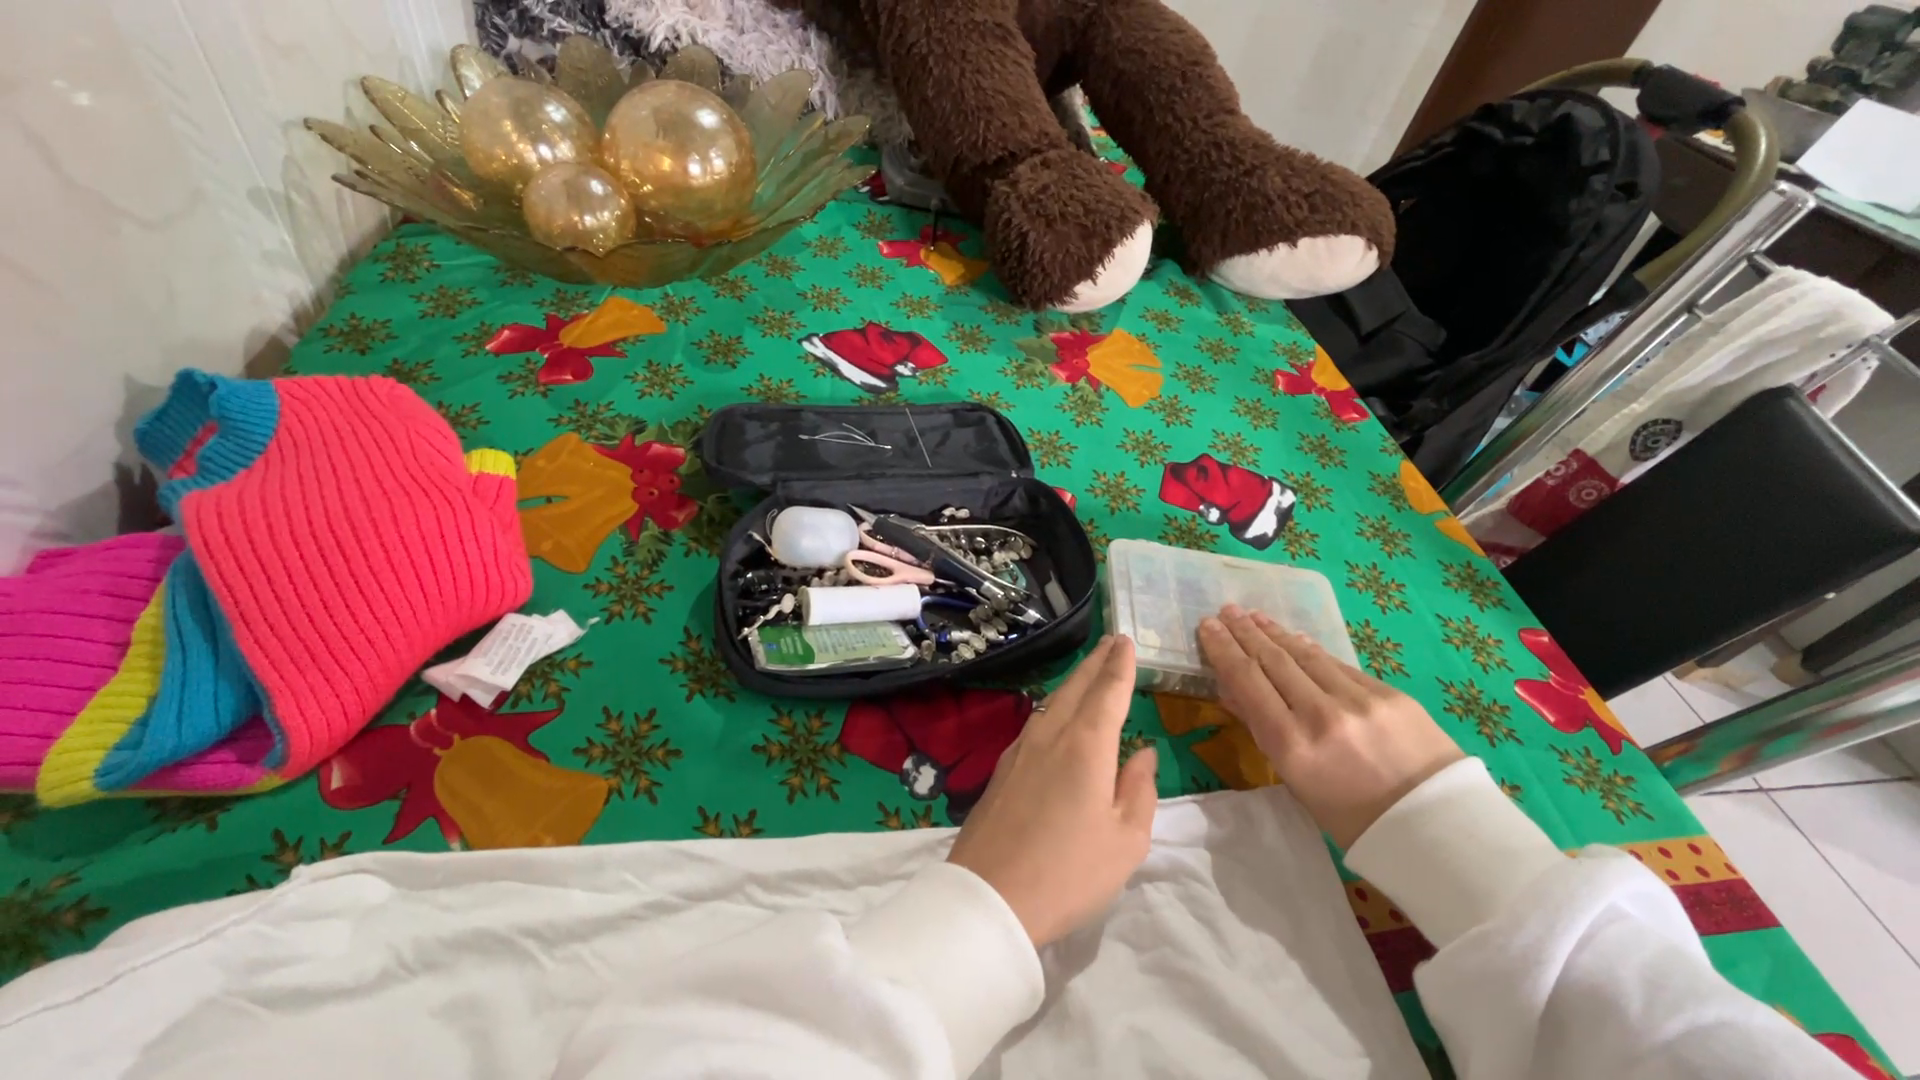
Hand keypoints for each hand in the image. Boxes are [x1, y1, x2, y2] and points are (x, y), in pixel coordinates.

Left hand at [948, 636, 1157, 947]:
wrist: (991, 898)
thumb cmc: (1070, 872)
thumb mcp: (1126, 839)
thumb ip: (1139, 790)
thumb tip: (1144, 754)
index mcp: (1086, 746)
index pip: (1108, 692)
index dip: (1119, 666)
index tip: (1125, 640)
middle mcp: (1050, 737)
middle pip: (1076, 688)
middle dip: (1095, 663)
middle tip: (1110, 641)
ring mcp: (1019, 752)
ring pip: (1052, 703)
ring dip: (1073, 682)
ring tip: (1088, 672)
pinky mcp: (1002, 772)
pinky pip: (1035, 724)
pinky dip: (1054, 708)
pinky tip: (1055, 716)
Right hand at [1199, 605, 1463, 848]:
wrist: (1436, 828)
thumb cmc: (1354, 821)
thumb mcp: (1298, 783)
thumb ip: (1265, 733)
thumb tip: (1232, 693)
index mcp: (1292, 747)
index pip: (1247, 682)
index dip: (1223, 650)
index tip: (1207, 627)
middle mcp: (1321, 715)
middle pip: (1273, 661)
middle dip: (1245, 633)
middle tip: (1225, 611)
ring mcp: (1358, 700)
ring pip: (1306, 656)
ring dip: (1276, 633)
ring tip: (1254, 616)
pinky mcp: (1388, 693)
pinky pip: (1338, 665)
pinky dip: (1312, 650)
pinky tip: (1297, 640)